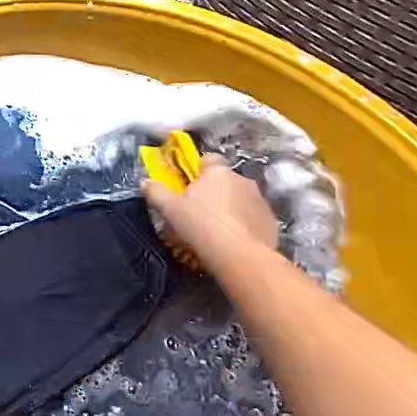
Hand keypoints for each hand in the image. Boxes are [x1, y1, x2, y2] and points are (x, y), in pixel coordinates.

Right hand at [143, 154, 278, 270]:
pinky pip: (254, 217)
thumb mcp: (170, 210)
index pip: (208, 159)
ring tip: (218, 230)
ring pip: (241, 198)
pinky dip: (245, 225)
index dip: (198, 171)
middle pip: (225, 180)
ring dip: (231, 208)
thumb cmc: (200, 225)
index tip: (189, 187)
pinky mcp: (271, 221)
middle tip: (200, 212)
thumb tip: (145, 182)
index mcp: (217, 171)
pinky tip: (235, 241)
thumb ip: (156, 192)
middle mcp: (242, 179)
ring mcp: (260, 200)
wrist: (239, 256)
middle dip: (215, 191)